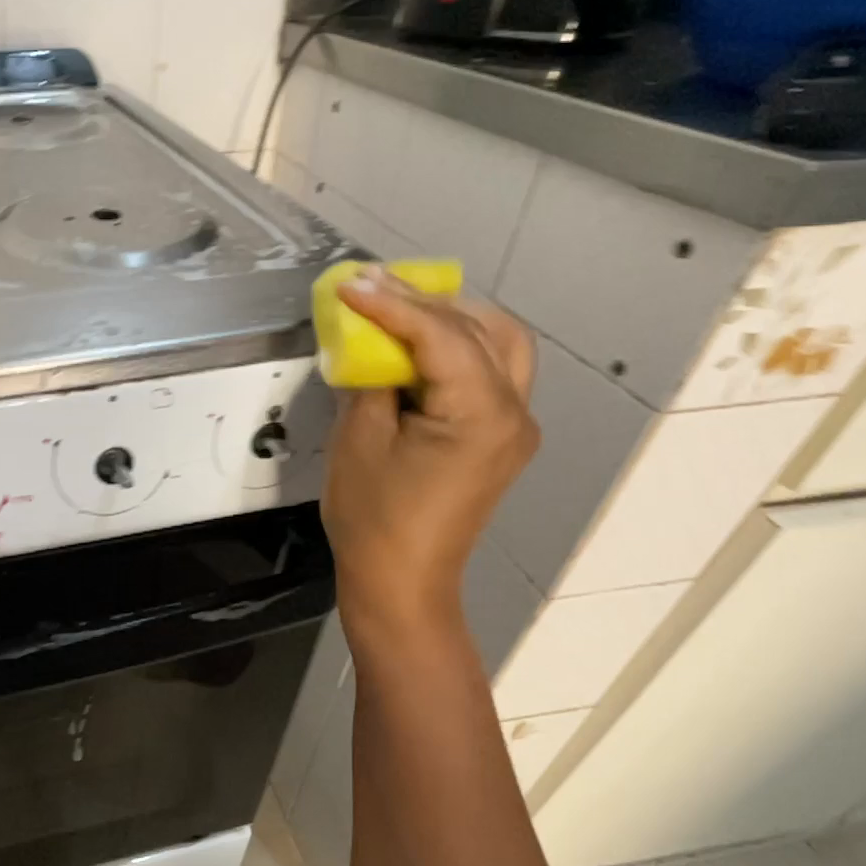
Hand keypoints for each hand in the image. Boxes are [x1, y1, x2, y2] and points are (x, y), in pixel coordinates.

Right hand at [321, 267, 537, 633]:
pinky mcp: (501, 440)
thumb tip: (368, 341)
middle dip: (429, 301)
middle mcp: (514, 411)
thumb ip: (370, 378)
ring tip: (401, 311)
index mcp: (482, 413)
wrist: (401, 583)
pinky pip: (491, 374)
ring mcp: (514, 426)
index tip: (350, 282)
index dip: (392, 302)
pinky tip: (419, 349)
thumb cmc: (373, 518)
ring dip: (453, 320)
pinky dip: (459, 350)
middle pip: (485, 328)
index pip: (442, 333)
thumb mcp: (359, 440)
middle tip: (376, 288)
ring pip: (499, 346)